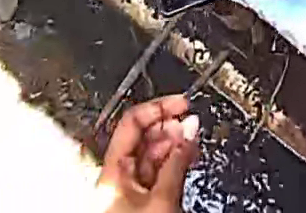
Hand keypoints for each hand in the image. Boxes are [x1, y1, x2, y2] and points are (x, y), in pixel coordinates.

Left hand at [95, 94, 200, 212]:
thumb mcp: (161, 199)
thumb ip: (176, 162)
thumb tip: (190, 129)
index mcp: (112, 170)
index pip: (132, 121)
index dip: (159, 107)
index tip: (182, 103)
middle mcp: (116, 177)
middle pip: (143, 136)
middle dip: (170, 125)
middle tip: (191, 122)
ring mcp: (127, 191)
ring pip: (152, 155)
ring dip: (174, 143)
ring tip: (192, 138)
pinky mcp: (139, 205)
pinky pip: (156, 173)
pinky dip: (173, 162)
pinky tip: (187, 157)